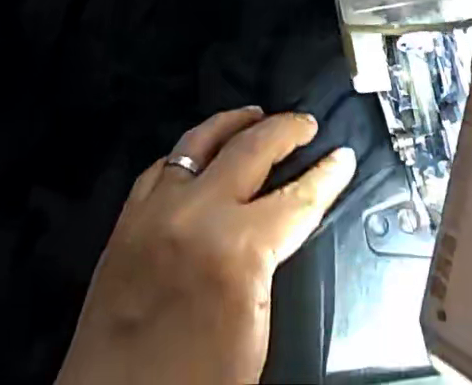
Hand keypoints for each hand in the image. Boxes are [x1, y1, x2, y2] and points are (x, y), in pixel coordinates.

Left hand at [56, 108, 356, 384]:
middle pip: (250, 150)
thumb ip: (267, 266)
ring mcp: (157, 206)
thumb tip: (278, 227)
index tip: (343, 157)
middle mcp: (196, 211)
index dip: (326, 176)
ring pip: (200, 142)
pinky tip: (198, 151)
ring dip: (233, 123)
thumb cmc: (196, 381)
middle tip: (305, 123)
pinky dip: (188, 152)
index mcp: (238, 248)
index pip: (296, 199)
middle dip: (285, 130)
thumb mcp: (254, 331)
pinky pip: (163, 165)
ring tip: (255, 114)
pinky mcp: (129, 214)